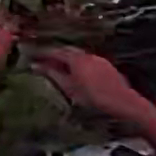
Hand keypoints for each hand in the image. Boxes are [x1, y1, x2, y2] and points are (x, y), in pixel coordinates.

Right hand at [32, 46, 149, 118]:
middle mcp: (88, 56)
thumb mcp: (67, 86)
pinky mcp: (107, 67)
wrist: (126, 105)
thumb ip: (51, 73)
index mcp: (77, 58)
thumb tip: (34, 65)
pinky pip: (87, 60)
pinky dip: (77, 62)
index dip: (40, 53)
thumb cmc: (93, 96)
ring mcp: (100, 61)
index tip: (29, 57)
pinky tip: (73, 71)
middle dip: (53, 54)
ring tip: (55, 66)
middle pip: (66, 50)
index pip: (53, 51)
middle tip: (41, 60)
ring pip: (78, 55)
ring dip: (66, 58)